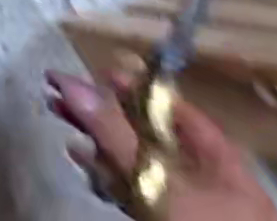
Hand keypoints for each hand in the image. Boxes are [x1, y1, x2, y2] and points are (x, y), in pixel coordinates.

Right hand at [48, 70, 276, 220]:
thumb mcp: (154, 180)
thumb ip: (112, 131)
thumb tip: (68, 80)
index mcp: (220, 162)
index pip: (174, 110)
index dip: (133, 87)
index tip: (91, 70)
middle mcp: (207, 178)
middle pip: (147, 131)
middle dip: (101, 109)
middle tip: (58, 88)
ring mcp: (190, 204)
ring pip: (136, 157)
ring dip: (95, 135)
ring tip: (57, 113)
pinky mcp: (168, 219)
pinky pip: (134, 185)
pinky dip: (105, 169)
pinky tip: (79, 158)